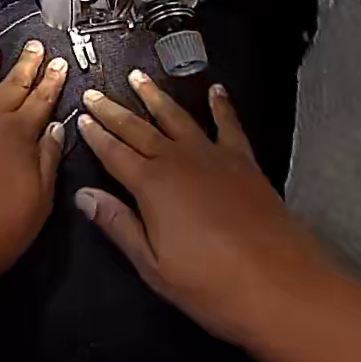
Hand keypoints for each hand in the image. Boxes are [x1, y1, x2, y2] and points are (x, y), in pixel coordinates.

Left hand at [0, 41, 68, 281]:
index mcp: (21, 132)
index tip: (59, 63)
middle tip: (35, 46)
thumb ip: (49, 157)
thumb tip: (57, 127)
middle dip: (27, 64)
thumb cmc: (0, 225)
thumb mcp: (41, 196)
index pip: (43, 99)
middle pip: (13, 84)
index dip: (53, 80)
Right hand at [74, 71, 337, 347]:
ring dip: (155, 96)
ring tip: (138, 77)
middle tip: (96, 93)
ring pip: (176, 116)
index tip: (82, 117)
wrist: (278, 281)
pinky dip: (221, 105)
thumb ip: (118, 224)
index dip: (96, 135)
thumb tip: (84, 195)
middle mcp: (179, 160)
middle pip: (139, 128)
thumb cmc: (211, 284)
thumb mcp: (153, 265)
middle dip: (114, 110)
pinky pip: (228, 124)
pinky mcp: (242, 159)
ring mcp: (212, 155)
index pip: (115, 153)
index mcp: (153, 185)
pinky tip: (215, 90)